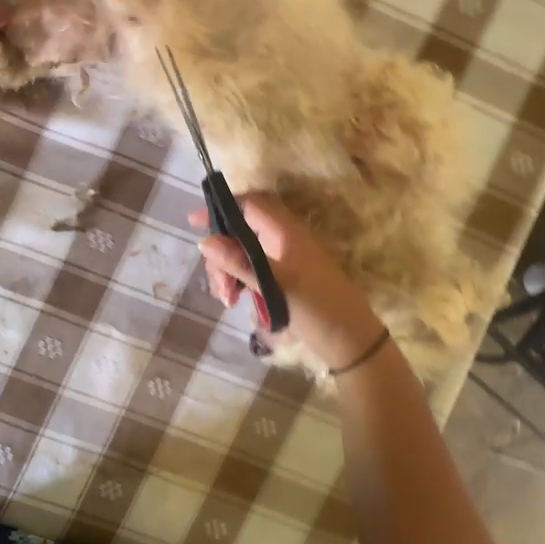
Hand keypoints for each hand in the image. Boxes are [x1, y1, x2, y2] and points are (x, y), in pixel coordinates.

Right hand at [192, 194, 386, 369]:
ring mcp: (286, 257)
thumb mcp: (272, 286)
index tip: (194, 223)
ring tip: (228, 299)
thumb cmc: (315, 308)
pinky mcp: (286, 276)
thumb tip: (204, 241)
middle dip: (222, 253)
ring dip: (229, 270)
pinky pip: (255, 268)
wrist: (350, 339)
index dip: (222, 207)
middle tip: (219, 286)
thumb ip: (238, 262)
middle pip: (241, 230)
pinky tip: (236, 299)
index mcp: (286, 231)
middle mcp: (285, 238)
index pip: (249, 203)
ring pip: (245, 251)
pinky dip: (241, 279)